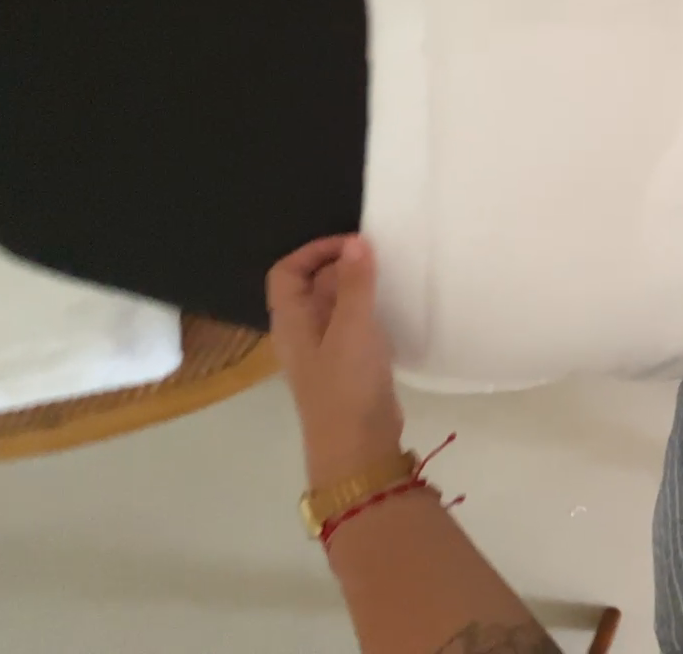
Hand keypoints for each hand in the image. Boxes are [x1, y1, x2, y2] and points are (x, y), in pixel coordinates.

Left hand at [266, 235, 404, 488]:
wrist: (356, 441)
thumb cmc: (346, 383)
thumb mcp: (353, 329)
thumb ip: (355, 285)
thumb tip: (357, 242)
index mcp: (292, 321)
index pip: (287, 272)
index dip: (315, 251)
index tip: (355, 244)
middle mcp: (303, 330)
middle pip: (312, 284)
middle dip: (343, 264)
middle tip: (383, 255)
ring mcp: (326, 347)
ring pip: (335, 302)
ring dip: (359, 284)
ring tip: (393, 274)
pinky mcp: (349, 360)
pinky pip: (354, 321)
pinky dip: (370, 306)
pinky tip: (396, 306)